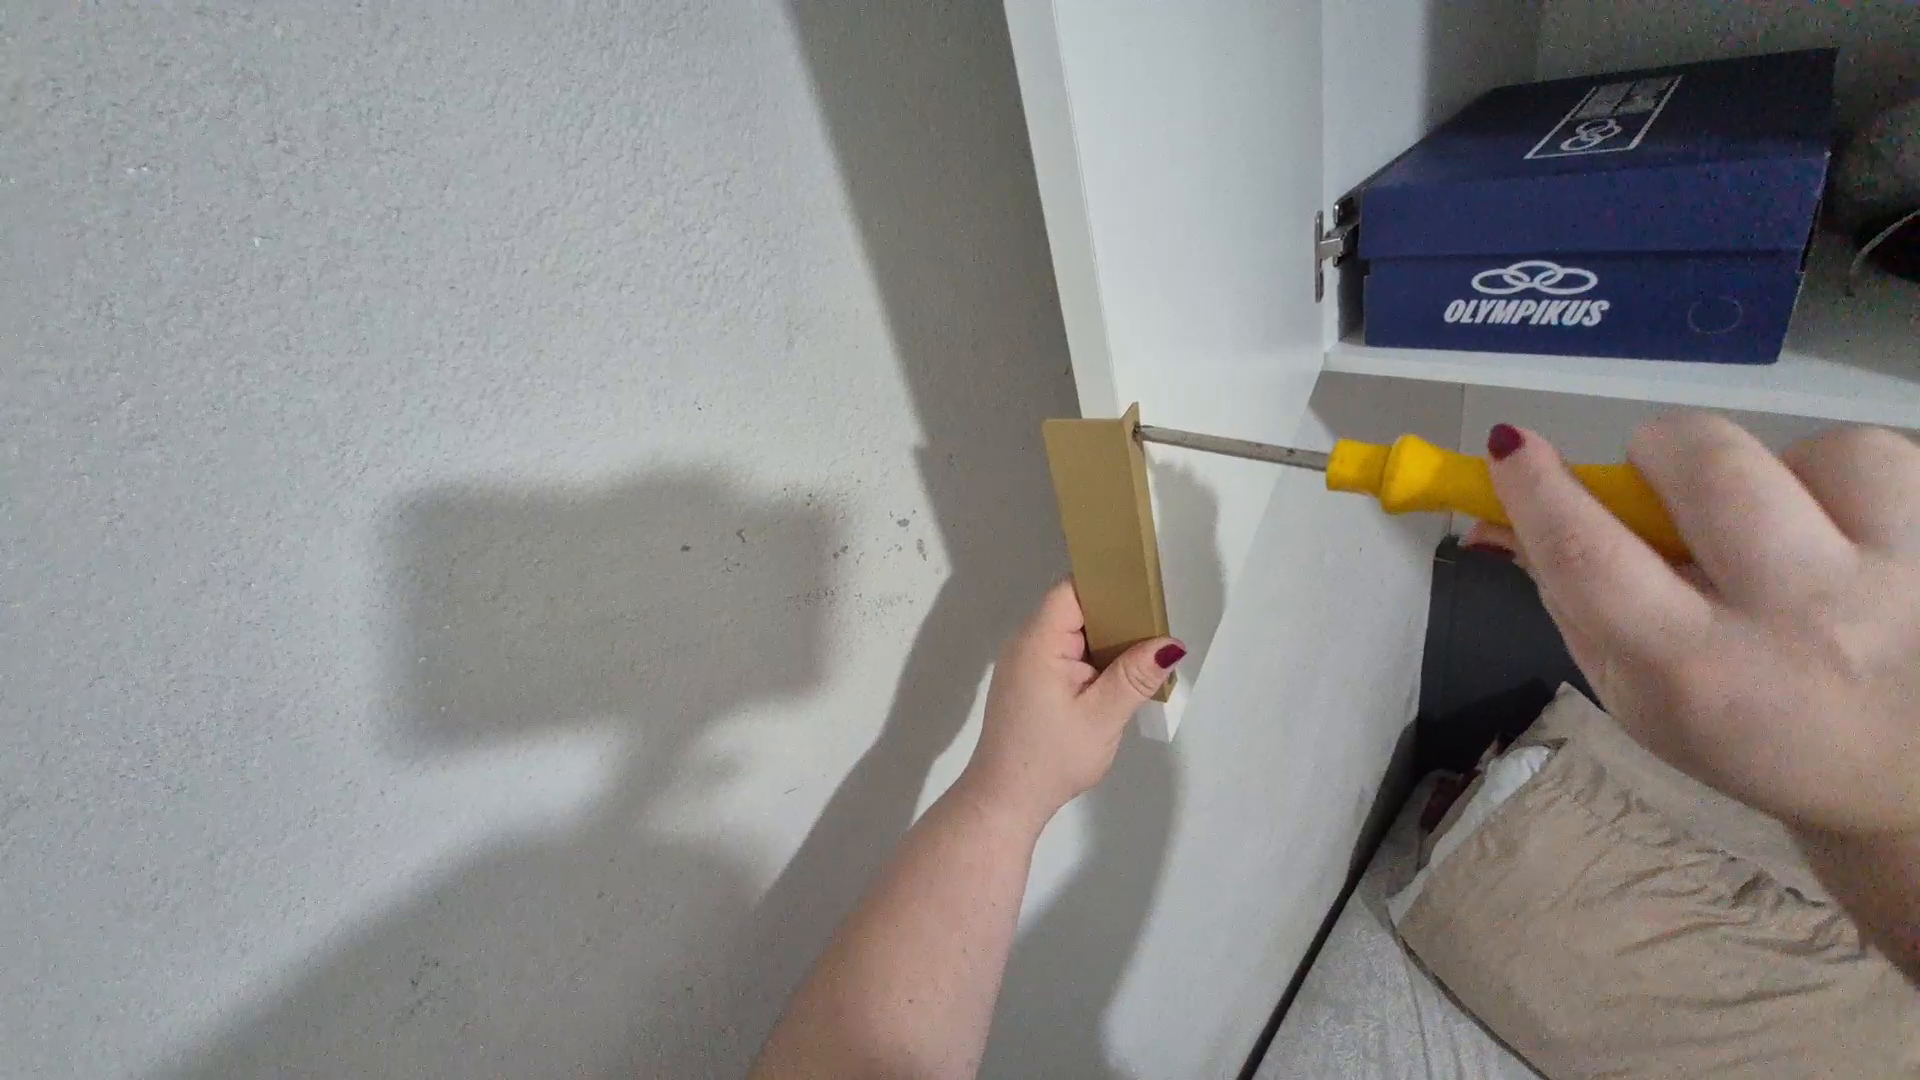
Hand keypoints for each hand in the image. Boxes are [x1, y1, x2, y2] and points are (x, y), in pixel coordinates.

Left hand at [959, 580, 1183, 829]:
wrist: (1006, 798)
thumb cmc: (1052, 757)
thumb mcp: (1103, 716)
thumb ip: (1136, 675)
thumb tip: (1170, 644)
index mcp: (1038, 641)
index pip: (1071, 591)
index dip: (1106, 584)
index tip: (1144, 588)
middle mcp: (1025, 643)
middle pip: (1073, 609)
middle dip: (1114, 614)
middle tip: (1158, 622)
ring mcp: (1025, 662)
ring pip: (1072, 633)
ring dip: (1105, 640)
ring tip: (1147, 646)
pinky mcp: (1029, 681)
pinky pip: (1064, 654)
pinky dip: (1092, 658)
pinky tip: (1119, 672)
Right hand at [1467, 414, 1919, 838]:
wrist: (1918, 788)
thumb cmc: (1740, 736)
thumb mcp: (1629, 688)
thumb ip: (1566, 596)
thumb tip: (1498, 516)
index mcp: (1692, 665)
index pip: (1588, 555)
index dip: (1539, 490)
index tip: (1510, 445)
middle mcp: (1802, 618)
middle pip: (1712, 468)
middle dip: (1661, 451)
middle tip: (1658, 481)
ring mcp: (1911, 583)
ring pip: (1826, 451)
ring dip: (1779, 473)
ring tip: (1784, 523)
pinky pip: (1897, 463)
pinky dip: (1853, 483)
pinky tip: (1853, 533)